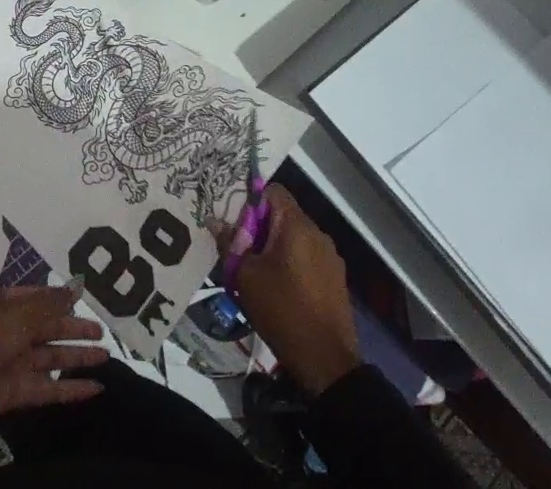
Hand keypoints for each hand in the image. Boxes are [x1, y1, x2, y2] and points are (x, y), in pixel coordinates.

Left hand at [0, 284, 109, 432]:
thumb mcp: (16, 318)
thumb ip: (50, 305)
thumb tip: (77, 287)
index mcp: (9, 307)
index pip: (41, 298)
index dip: (62, 298)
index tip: (87, 299)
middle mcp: (14, 331)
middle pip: (50, 328)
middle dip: (75, 329)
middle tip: (102, 332)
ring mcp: (16, 362)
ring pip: (53, 357)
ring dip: (78, 357)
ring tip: (106, 356)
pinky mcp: (19, 391)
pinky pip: (51, 388)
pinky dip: (73, 389)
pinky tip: (96, 388)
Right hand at [221, 184, 360, 394]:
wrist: (324, 360)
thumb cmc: (281, 309)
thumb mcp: (246, 276)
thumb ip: (230, 244)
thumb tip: (215, 222)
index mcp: (298, 227)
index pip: (273, 192)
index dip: (250, 200)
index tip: (234, 222)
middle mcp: (318, 235)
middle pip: (283, 216)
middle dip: (258, 228)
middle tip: (237, 251)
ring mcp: (330, 258)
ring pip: (294, 239)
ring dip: (272, 248)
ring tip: (254, 273)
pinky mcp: (335, 279)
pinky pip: (306, 258)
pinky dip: (289, 263)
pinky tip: (276, 288)